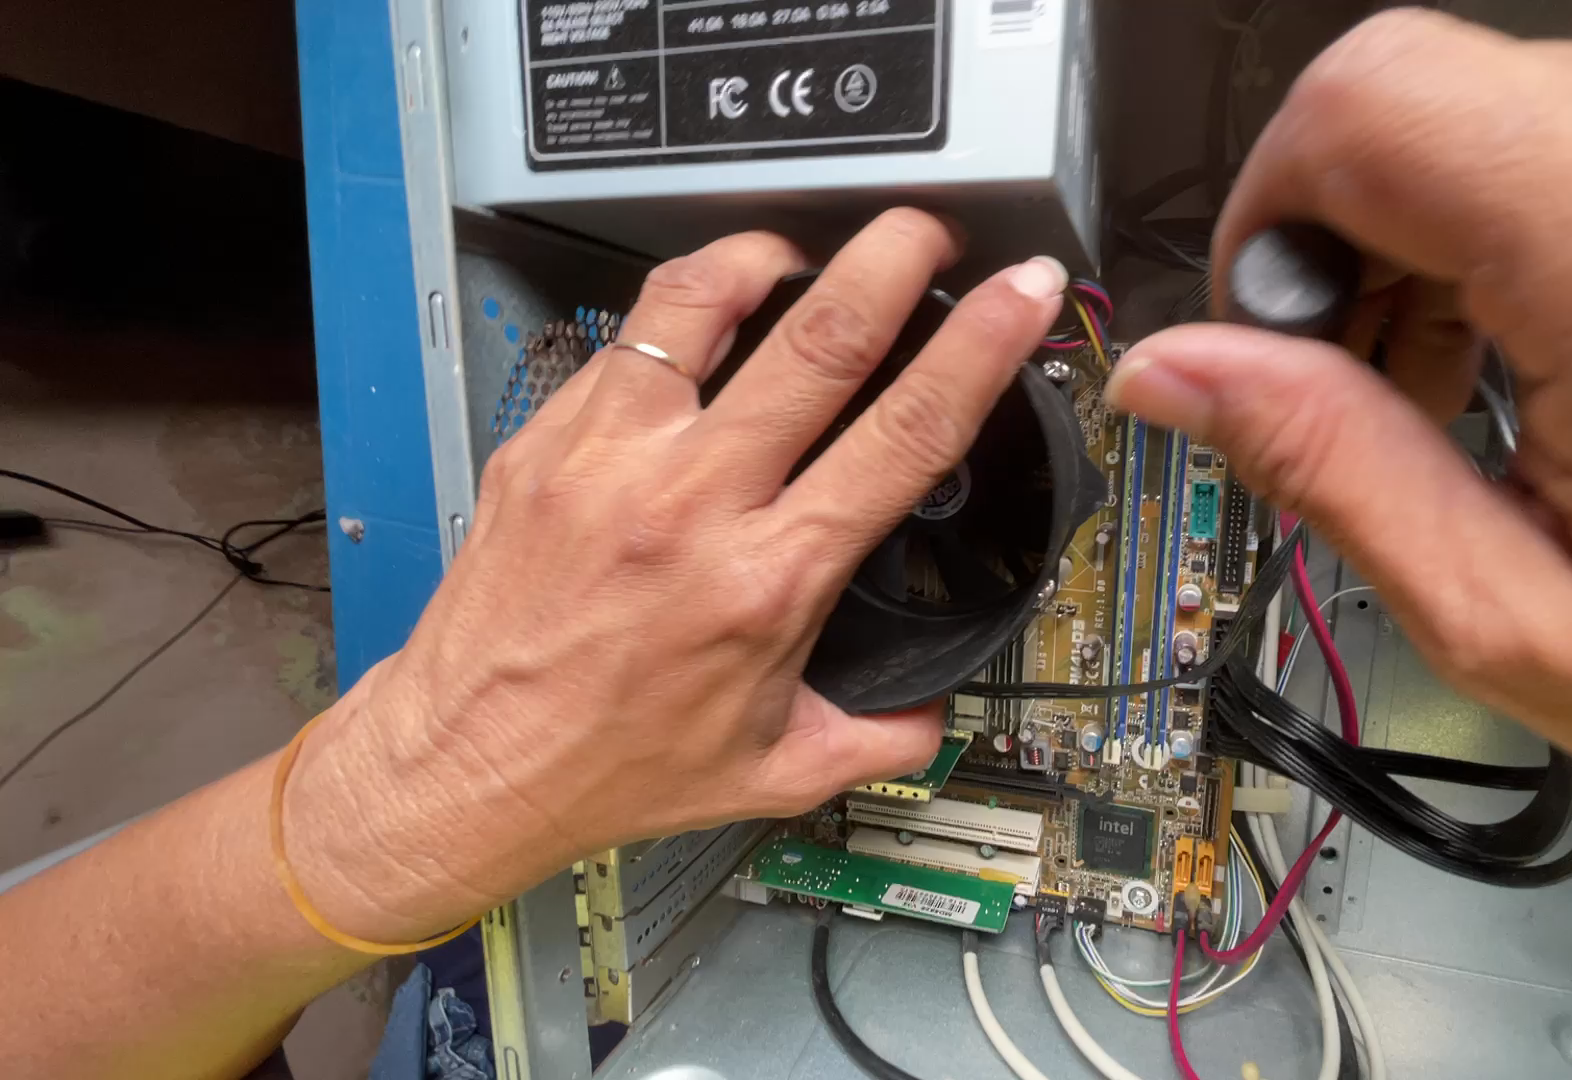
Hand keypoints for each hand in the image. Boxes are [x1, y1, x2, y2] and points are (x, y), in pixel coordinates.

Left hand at [278, 210, 1069, 939]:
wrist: (463, 765)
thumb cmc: (622, 767)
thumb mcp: (783, 771)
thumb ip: (888, 735)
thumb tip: (941, 701)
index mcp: (771, 577)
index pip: (905, 435)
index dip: (979, 348)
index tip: (1018, 294)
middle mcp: (694, 502)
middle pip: (820, 340)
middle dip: (893, 258)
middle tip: (932, 229)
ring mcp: (611, 458)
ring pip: (705, 303)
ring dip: (775, 255)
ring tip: (810, 252)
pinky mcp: (548, 441)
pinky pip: (634, 338)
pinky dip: (690, 303)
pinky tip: (714, 312)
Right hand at [1107, 12, 1571, 892]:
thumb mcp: (1515, 620)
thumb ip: (1323, 465)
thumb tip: (1175, 375)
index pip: (1370, 105)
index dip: (1272, 201)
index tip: (1276, 315)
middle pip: (1435, 102)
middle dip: (1354, 249)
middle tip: (1381, 387)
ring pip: (1522, 114)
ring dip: (1447, 248)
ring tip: (1480, 381)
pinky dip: (1545, 235)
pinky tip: (1567, 345)